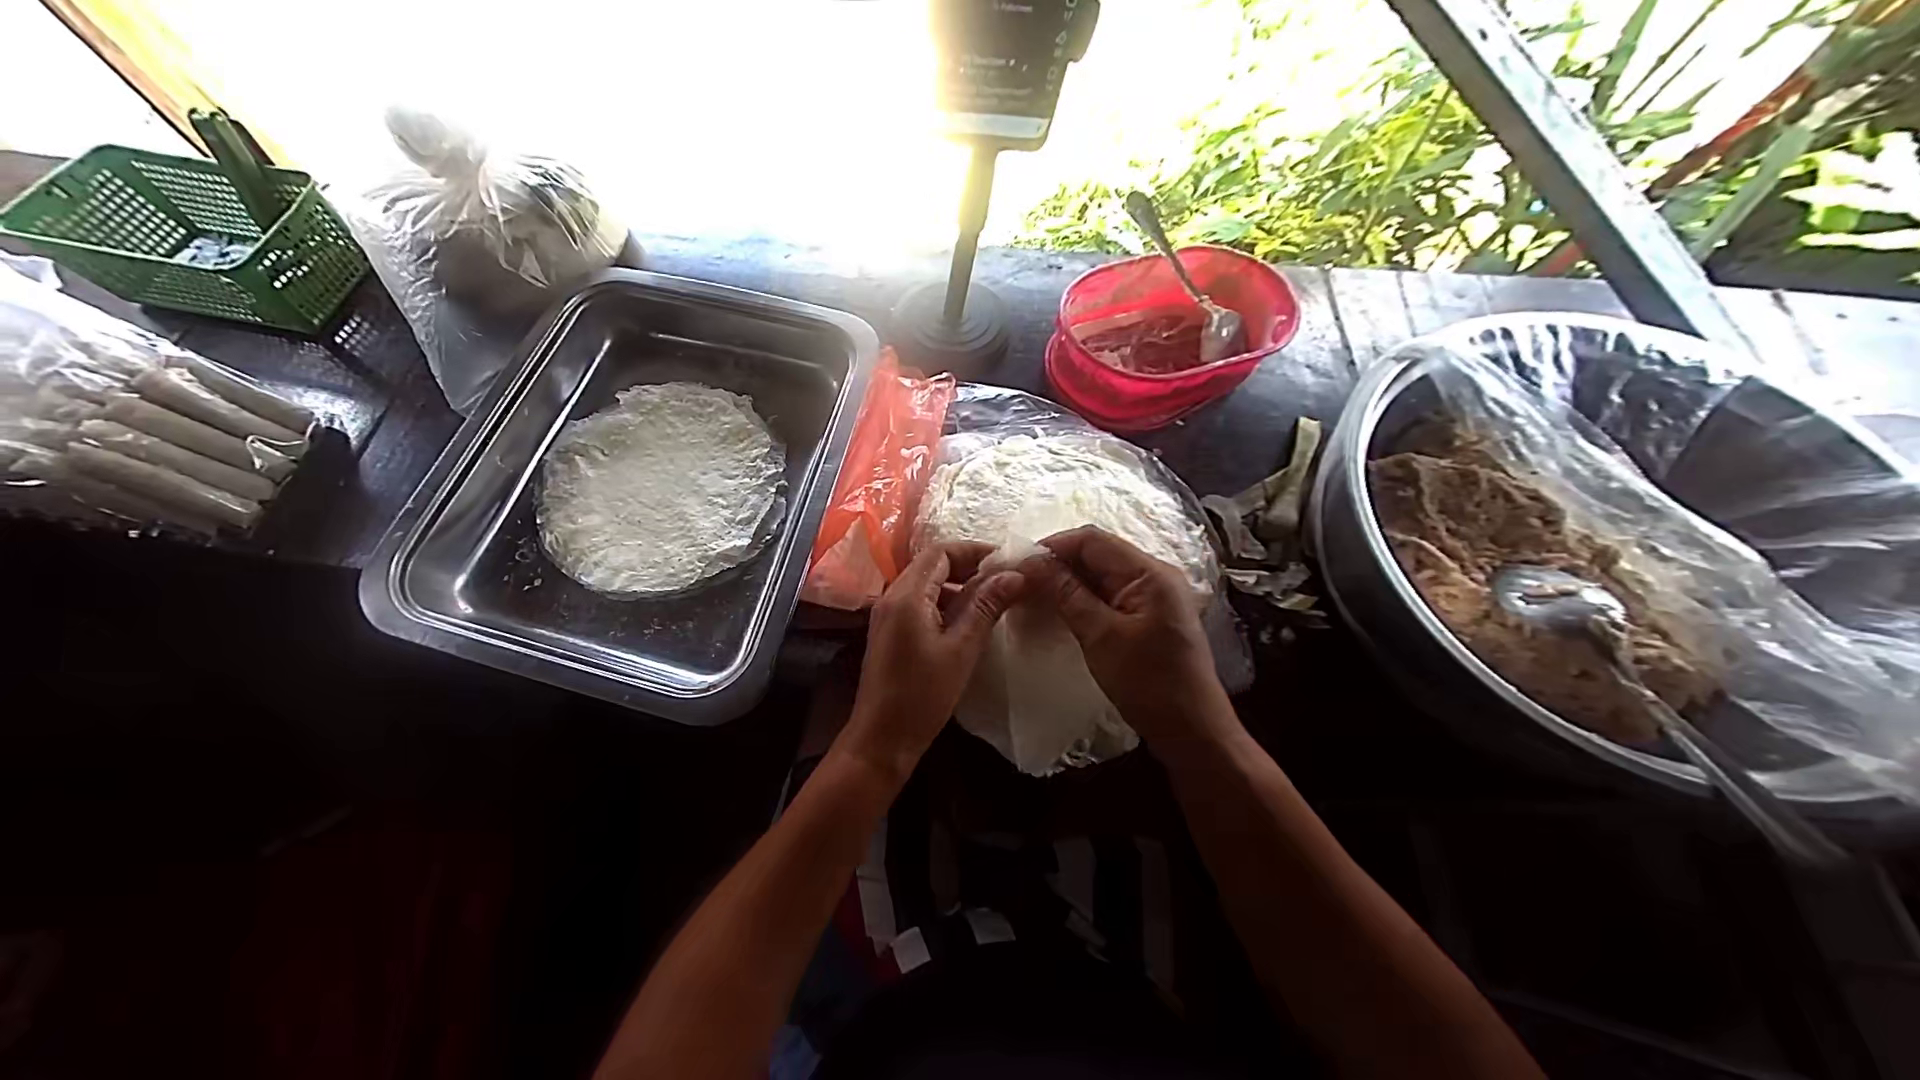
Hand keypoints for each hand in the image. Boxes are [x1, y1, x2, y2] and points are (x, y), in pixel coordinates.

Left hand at [839, 543, 1025, 781]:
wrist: (881, 739)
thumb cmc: (922, 695)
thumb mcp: (961, 649)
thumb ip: (986, 607)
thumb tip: (1014, 575)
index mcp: (906, 596)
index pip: (940, 552)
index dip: (974, 551)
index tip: (1006, 561)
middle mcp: (891, 597)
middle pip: (932, 564)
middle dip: (968, 565)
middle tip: (1005, 578)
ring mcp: (887, 615)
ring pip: (926, 584)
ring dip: (958, 584)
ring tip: (993, 597)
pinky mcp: (890, 632)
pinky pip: (919, 603)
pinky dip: (945, 602)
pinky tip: (969, 619)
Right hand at [1019, 526, 1232, 745]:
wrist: (1192, 730)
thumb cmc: (1148, 683)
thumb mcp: (1100, 636)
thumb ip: (1067, 593)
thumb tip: (1034, 562)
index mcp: (1150, 573)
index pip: (1093, 540)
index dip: (1053, 546)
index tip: (1019, 564)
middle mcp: (1156, 576)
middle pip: (1098, 553)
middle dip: (1059, 562)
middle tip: (1022, 581)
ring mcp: (1155, 596)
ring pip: (1102, 574)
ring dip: (1069, 581)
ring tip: (1035, 595)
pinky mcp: (1150, 615)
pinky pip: (1111, 593)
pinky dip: (1084, 597)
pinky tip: (1060, 610)